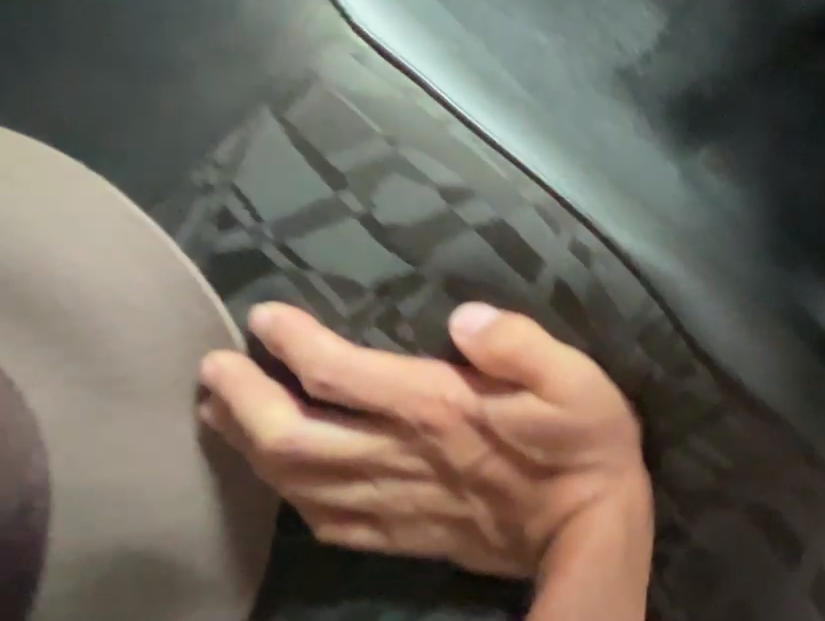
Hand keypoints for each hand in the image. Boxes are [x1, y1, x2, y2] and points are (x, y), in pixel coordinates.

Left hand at [198, 302, 652, 587]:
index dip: (294, 343)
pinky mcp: (397, 533)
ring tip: (221, 416)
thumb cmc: (586, 439)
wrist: (588, 526)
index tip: (266, 317)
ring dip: (244, 446)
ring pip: (291, 479)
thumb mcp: (575, 376)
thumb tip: (464, 316)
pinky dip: (284, 495)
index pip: (340, 373)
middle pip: (289, 435)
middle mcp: (398, 454)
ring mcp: (391, 501)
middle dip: (241, 400)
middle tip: (212, 369)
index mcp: (438, 407)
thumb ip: (519, 343)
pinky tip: (280, 482)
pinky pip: (320, 519)